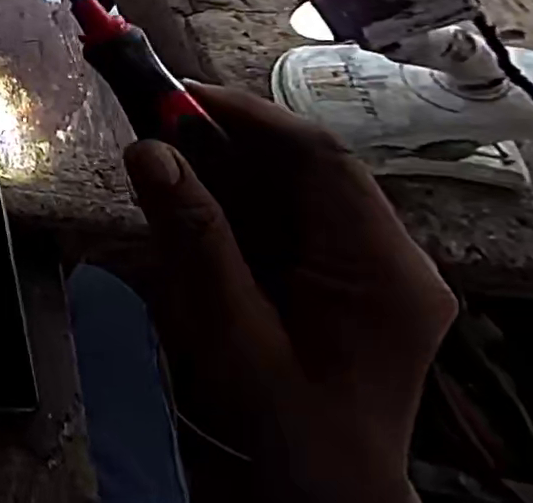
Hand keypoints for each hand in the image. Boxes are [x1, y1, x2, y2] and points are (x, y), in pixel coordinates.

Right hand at [125, 83, 455, 502]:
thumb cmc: (286, 436)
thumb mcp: (232, 337)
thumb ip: (193, 241)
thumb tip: (147, 150)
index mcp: (384, 271)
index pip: (322, 157)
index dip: (249, 114)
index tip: (179, 96)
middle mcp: (386, 256)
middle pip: (303, 166)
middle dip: (227, 140)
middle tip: (157, 125)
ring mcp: (364, 266)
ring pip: (287, 185)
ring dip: (222, 167)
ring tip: (164, 162)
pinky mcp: (335, 275)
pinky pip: (279, 214)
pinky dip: (229, 199)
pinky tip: (190, 205)